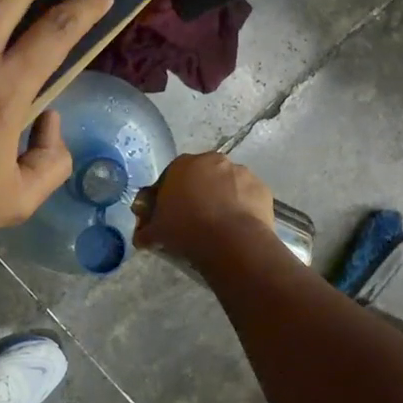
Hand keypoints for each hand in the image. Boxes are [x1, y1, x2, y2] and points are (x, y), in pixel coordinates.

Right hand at [135, 153, 275, 265]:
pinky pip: (247, 197)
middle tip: (194, 220)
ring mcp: (241, 172)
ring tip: (218, 225)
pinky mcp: (261, 188)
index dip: (168, 196)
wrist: (230, 241)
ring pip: (227, 185)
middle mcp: (212, 160)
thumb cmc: (186, 229)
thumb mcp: (155, 232)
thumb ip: (145, 229)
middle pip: (201, 176)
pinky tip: (236, 227)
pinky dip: (242, 208)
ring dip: (221, 199)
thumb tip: (141, 236)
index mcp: (182, 164)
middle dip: (197, 194)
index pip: (170, 176)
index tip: (169, 215)